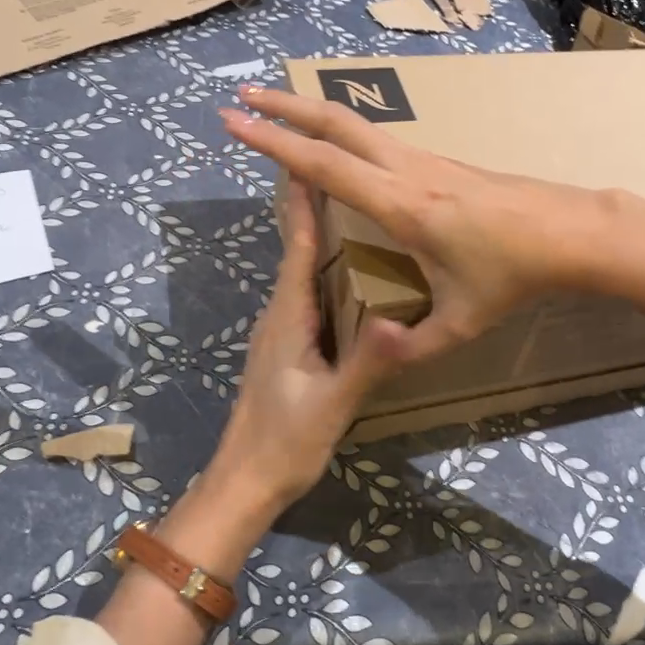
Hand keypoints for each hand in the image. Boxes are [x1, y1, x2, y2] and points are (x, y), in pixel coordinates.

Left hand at [203, 177, 405, 513]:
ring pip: (303, 274)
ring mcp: (281, 333)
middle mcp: (280, 315)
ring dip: (320, 240)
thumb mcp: (333, 404)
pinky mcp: (287, 349)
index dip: (303, 205)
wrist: (245, 483)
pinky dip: (325, 273)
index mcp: (289, 317)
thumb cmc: (284, 442)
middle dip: (314, 210)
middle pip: (299, 251)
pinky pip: (308, 297)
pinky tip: (349, 277)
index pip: (298, 249)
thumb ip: (366, 364)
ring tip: (352, 211)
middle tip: (340, 171)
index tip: (307, 161)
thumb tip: (400, 321)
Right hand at [220, 84, 612, 366]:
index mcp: (400, 205)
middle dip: (284, 106)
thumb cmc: (513, 274)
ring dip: (313, 113)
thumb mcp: (460, 321)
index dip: (275, 143)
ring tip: (278, 110)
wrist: (568, 229)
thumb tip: (376, 357)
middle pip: (336, 123)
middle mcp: (406, 170)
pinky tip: (336, 147)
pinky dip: (343, 132)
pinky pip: (379, 139)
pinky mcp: (439, 161)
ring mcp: (425, 159)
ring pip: (358, 124)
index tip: (235, 123)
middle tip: (241, 96)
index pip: (325, 165)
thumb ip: (412, 346)